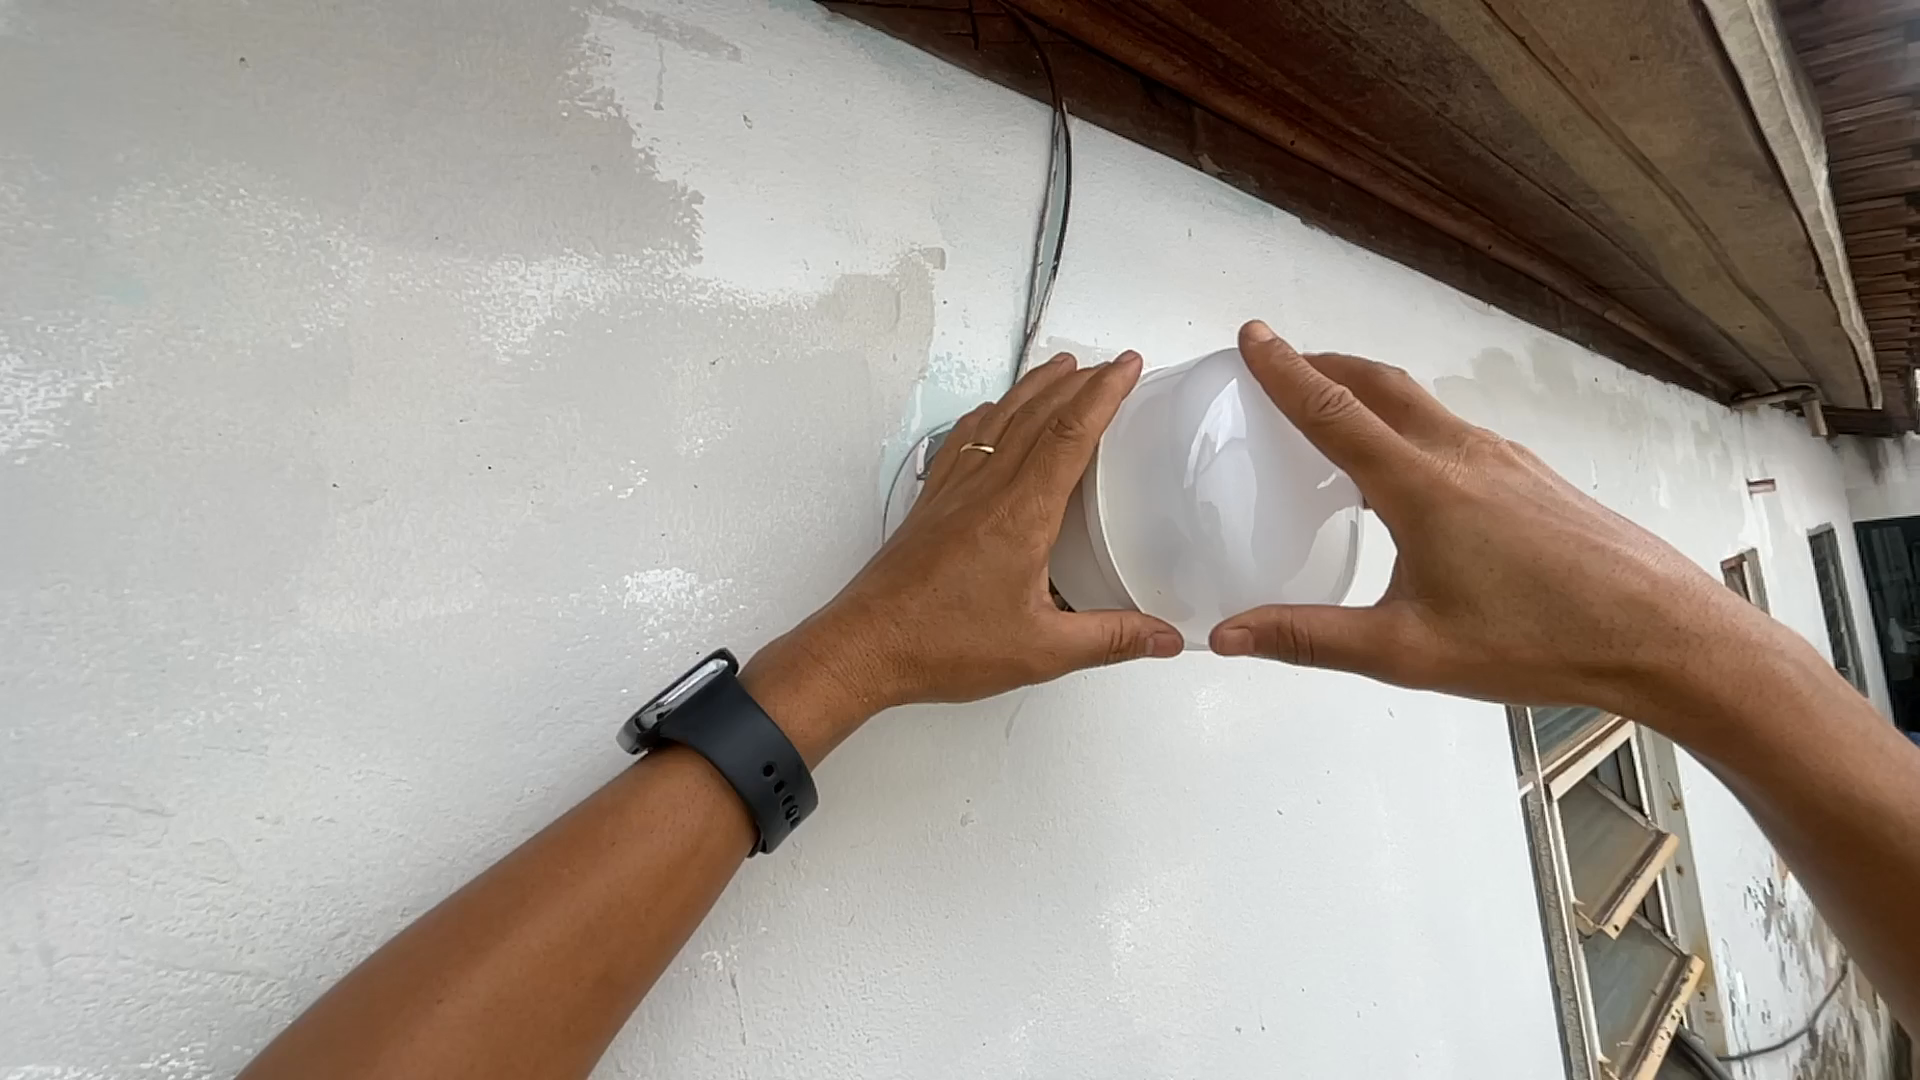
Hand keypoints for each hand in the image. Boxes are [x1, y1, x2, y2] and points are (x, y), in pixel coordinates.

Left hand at [745, 353, 1183, 757]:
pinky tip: (990, 413)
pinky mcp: (931, 504)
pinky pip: (962, 442)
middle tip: (1109, 365)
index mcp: (1021, 515)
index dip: (1103, 394)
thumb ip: (1109, 639)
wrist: (867, 646)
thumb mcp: (1041, 651)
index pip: (1069, 435)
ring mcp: (953, 491)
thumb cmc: (946, 645)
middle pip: (1035, 415)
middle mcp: (986, 490)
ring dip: (1032, 389)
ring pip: (998, 420)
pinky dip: (986, 417)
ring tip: (1060, 368)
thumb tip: (1166, 637)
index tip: (1128, 367)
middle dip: (1077, 382)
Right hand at [1209, 320, 1779, 725]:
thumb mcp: (1405, 651)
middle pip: (1380, 384)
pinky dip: (1404, 420)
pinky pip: (1449, 427)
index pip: (1334, 411)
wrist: (1676, 641)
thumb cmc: (1538, 642)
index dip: (1285, 371)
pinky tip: (1401, 468)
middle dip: (1323, 364)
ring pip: (1418, 402)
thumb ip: (1307, 638)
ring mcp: (1505, 459)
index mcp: (1421, 487)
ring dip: (1364, 390)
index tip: (1254, 336)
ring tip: (1328, 413)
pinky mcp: (1531, 475)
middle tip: (1280, 363)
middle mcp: (1462, 455)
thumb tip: (1225, 637)